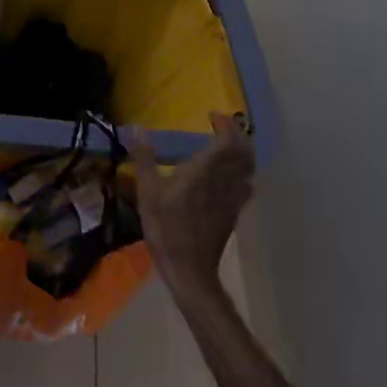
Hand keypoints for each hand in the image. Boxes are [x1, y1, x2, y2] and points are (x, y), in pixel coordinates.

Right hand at [124, 113, 254, 292]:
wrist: (190, 271)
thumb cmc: (166, 228)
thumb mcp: (148, 192)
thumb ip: (144, 158)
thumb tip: (138, 129)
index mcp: (205, 171)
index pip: (227, 140)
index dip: (226, 124)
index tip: (213, 115)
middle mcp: (225, 181)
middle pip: (244, 152)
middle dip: (237, 134)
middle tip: (222, 126)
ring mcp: (233, 199)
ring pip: (248, 168)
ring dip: (243, 152)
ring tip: (228, 145)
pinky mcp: (234, 214)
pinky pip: (245, 185)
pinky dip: (242, 173)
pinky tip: (229, 176)